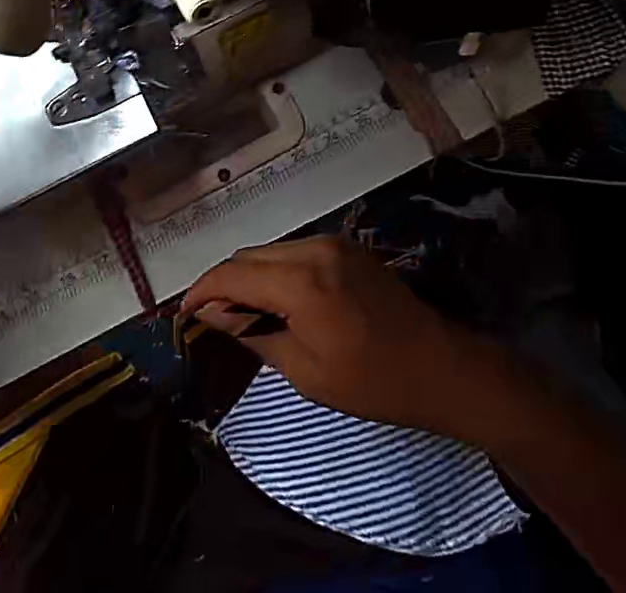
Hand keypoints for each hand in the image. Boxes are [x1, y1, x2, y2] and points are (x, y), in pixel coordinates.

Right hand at [180, 235, 514, 438]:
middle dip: (223, 282)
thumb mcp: (304, 370)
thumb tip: (210, 314)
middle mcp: (315, 249)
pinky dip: (274, 270)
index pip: (233, 274)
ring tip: (240, 311)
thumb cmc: (372, 382)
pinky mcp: (347, 247)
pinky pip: (294, 251)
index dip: (201, 291)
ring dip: (248, 275)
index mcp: (303, 282)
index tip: (183, 314)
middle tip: (210, 318)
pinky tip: (274, 298)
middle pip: (249, 255)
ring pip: (270, 250)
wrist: (442, 367)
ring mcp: (334, 243)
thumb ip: (251, 332)